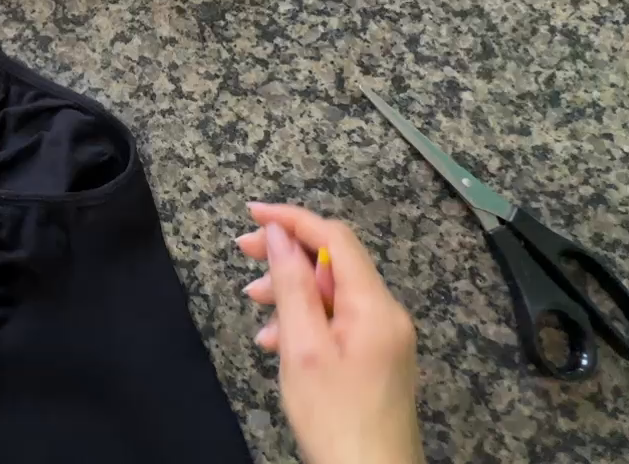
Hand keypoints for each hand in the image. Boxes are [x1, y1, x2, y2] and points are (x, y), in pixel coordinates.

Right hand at [237, 204, 423, 463]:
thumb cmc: (333, 415)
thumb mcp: (302, 346)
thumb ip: (291, 284)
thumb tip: (278, 233)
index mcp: (374, 305)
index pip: (334, 238)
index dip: (292, 219)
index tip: (251, 214)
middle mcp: (386, 313)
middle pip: (333, 260)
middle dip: (286, 252)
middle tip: (243, 253)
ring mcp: (384, 336)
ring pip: (330, 289)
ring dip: (290, 286)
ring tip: (253, 302)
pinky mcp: (376, 356)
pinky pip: (336, 317)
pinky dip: (303, 316)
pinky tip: (274, 338)